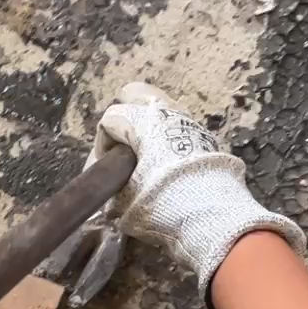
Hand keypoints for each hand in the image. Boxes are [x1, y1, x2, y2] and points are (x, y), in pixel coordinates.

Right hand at [90, 82, 305, 304]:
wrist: (207, 213)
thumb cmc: (159, 201)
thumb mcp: (122, 199)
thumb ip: (111, 185)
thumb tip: (110, 190)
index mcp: (143, 120)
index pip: (110, 119)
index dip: (100, 146)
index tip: (104, 171)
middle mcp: (167, 111)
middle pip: (136, 95)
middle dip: (124, 118)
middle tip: (120, 150)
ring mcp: (189, 121)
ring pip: (160, 110)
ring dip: (147, 130)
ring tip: (142, 162)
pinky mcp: (205, 137)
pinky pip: (177, 129)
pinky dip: (166, 142)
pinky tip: (163, 167)